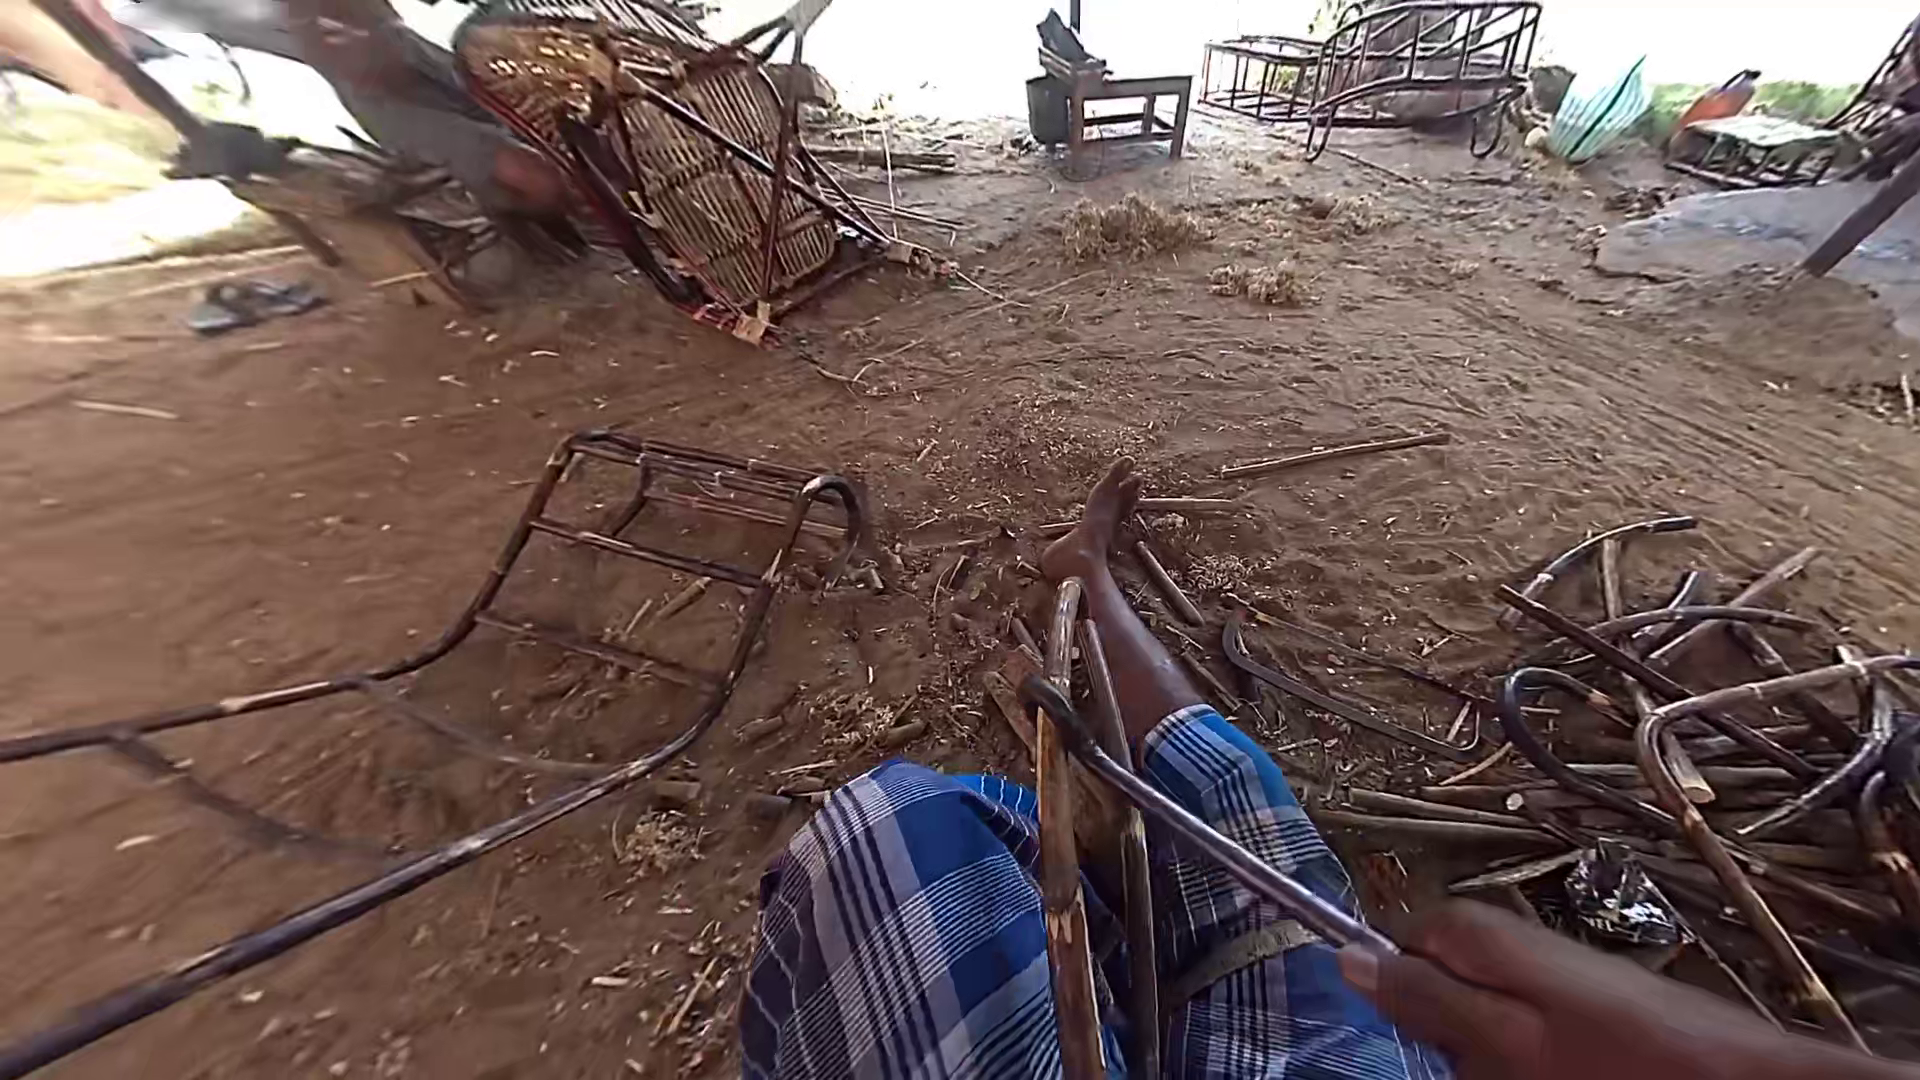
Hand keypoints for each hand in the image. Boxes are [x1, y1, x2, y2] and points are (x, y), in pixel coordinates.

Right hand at [1336, 901, 1904, 1079]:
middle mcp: (1488, 934)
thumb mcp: (1505, 1041)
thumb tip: (1342, 956)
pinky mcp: (1573, 996)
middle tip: (1502, 1076)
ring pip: (1480, 1018)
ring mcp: (1534, 964)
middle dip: (1455, 1040)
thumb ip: (1421, 996)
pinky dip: (1536, 1063)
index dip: (1402, 1003)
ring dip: (1498, 1059)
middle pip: (1433, 989)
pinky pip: (1526, 1031)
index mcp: (1461, 930)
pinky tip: (1568, 1079)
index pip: (1387, 953)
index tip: (1439, 1049)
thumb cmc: (1619, 1068)